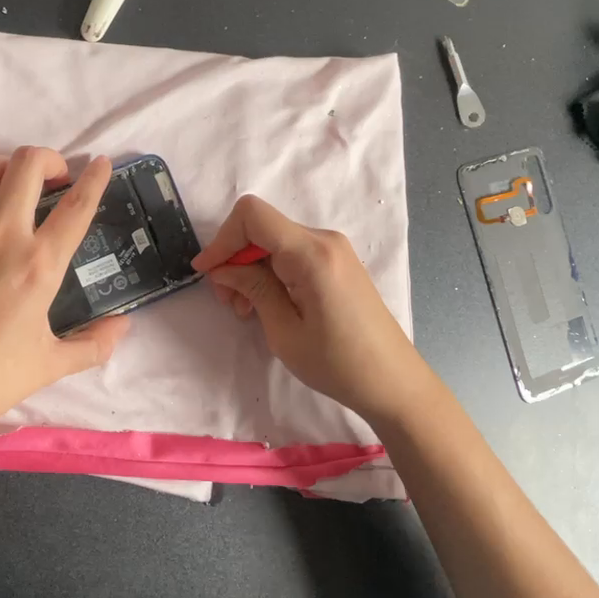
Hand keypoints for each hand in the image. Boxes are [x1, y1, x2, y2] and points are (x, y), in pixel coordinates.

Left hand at [0, 148, 129, 433]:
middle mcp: (2, 236)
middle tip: (57, 178)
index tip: (102, 163)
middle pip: (29, 164)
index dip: (95, 178)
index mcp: (39, 266)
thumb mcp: (51, 365)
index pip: (77, 207)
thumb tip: (124, 327)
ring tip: (14, 188)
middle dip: (50, 159)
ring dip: (6, 168)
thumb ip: (94, 344)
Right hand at [192, 195, 417, 423]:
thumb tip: (223, 268)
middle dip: (234, 259)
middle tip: (227, 301)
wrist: (391, 381)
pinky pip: (292, 255)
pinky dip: (270, 273)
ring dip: (250, 270)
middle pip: (262, 228)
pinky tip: (266, 306)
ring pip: (274, 243)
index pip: (253, 216)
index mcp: (311, 253)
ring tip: (245, 311)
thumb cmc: (336, 362)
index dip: (222, 239)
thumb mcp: (284, 330)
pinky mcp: (337, 265)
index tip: (206, 272)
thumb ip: (253, 289)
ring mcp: (334, 251)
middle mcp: (324, 241)